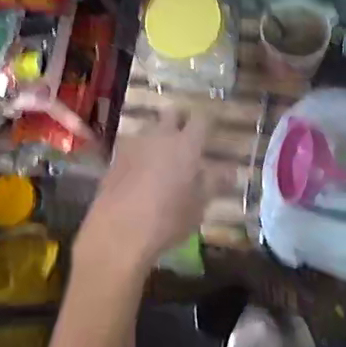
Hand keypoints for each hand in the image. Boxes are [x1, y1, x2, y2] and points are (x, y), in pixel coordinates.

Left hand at [75, 106, 211, 279]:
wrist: (118, 232)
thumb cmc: (167, 219)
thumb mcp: (199, 206)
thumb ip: (214, 183)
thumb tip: (231, 171)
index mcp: (186, 144)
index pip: (201, 119)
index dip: (207, 122)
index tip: (212, 129)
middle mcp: (160, 136)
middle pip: (171, 114)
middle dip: (180, 120)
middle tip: (187, 138)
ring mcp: (134, 145)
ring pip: (150, 128)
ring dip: (158, 136)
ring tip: (163, 156)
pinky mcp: (114, 159)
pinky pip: (132, 146)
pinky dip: (140, 153)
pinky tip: (142, 172)